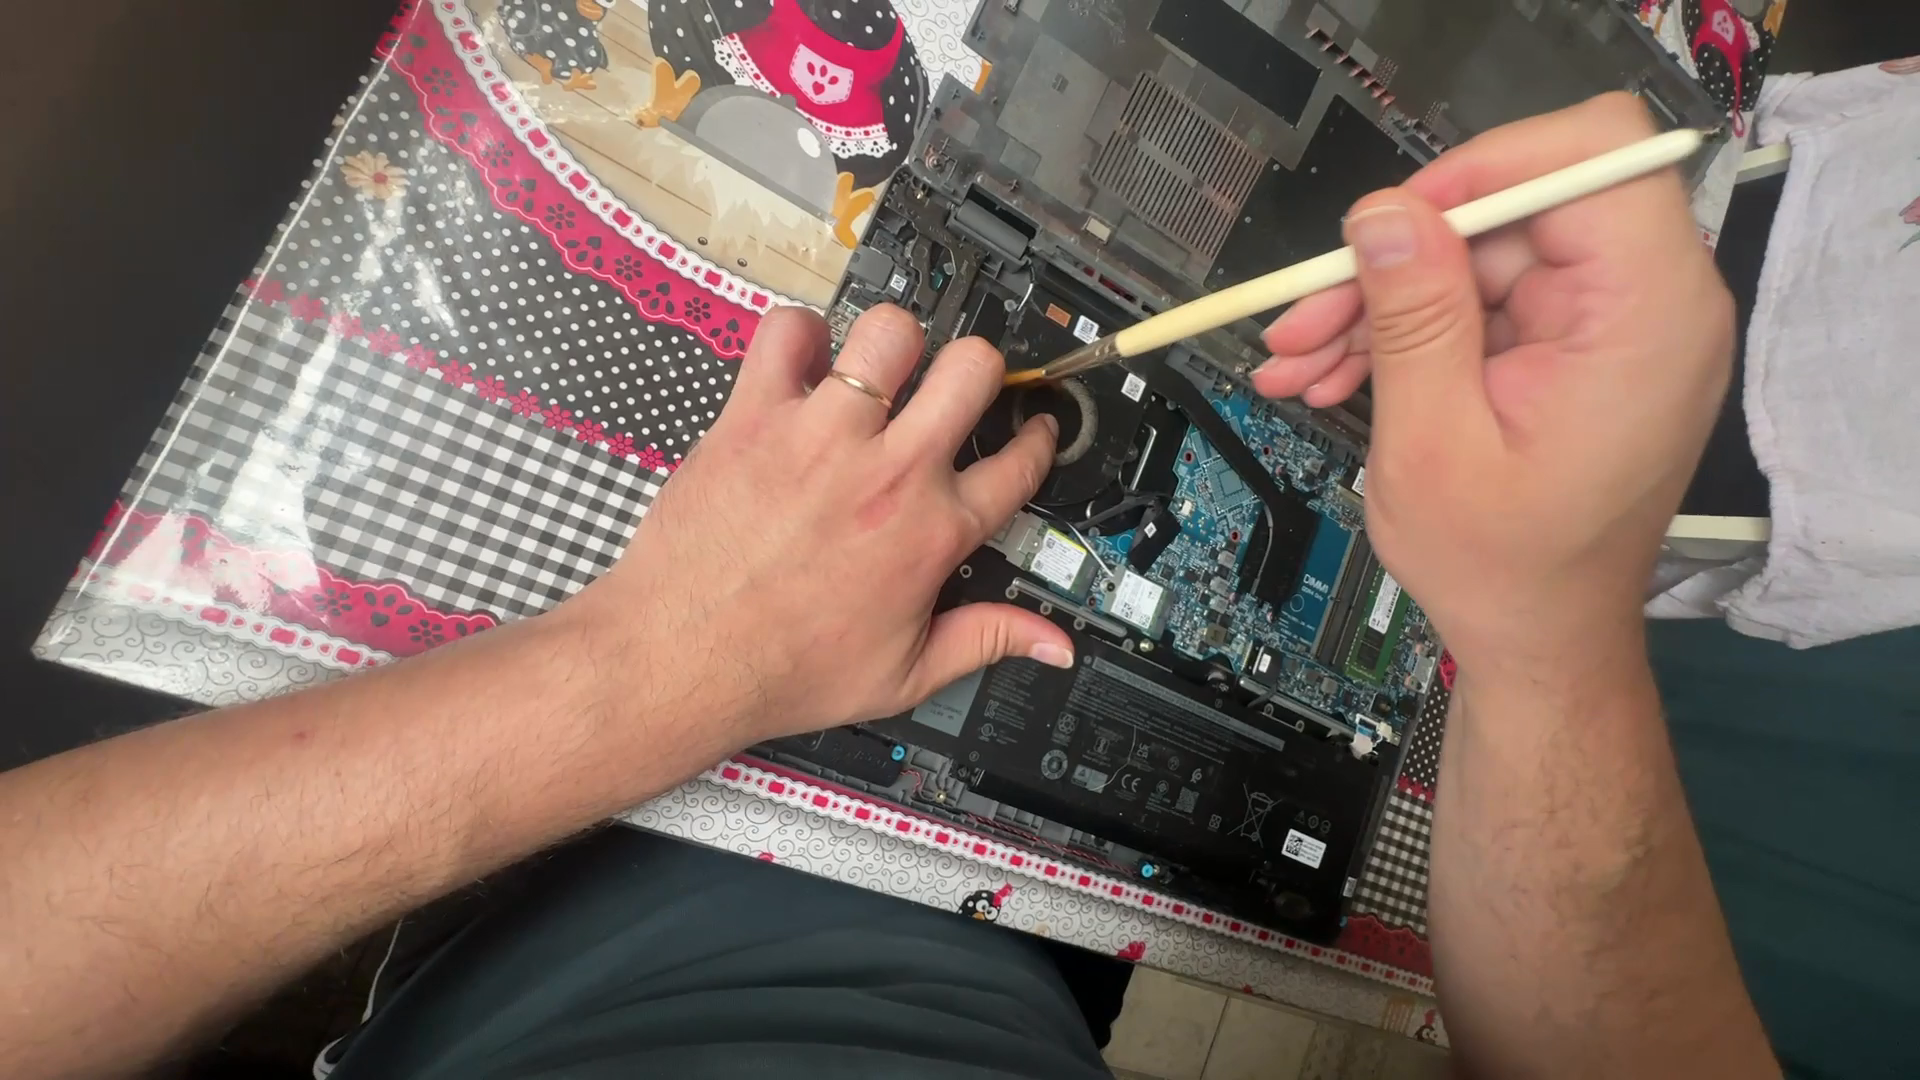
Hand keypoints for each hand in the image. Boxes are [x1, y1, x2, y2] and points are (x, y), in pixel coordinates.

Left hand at [564, 304, 1070, 748]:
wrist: (681, 660)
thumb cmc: (786, 669)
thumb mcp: (906, 675)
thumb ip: (988, 641)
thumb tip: (1052, 644)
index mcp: (931, 530)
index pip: (1018, 464)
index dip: (1037, 440)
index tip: (1032, 431)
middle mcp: (888, 472)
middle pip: (973, 370)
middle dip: (982, 367)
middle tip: (960, 385)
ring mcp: (822, 437)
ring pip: (891, 332)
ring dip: (898, 342)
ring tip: (883, 369)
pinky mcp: (755, 418)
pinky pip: (786, 333)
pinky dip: (800, 335)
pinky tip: (804, 365)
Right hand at [1253, 94, 1732, 674]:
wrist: (1527, 630)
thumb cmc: (1491, 560)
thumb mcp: (1430, 440)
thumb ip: (1413, 319)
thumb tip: (1380, 214)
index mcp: (1636, 314)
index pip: (1582, 161)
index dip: (1470, 175)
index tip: (1371, 235)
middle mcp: (1631, 304)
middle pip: (1497, 224)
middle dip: (1383, 272)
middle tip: (1292, 330)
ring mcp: (1589, 331)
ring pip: (1462, 271)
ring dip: (1367, 315)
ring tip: (1288, 370)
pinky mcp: (1553, 356)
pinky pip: (1463, 317)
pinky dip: (1391, 344)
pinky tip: (1325, 382)